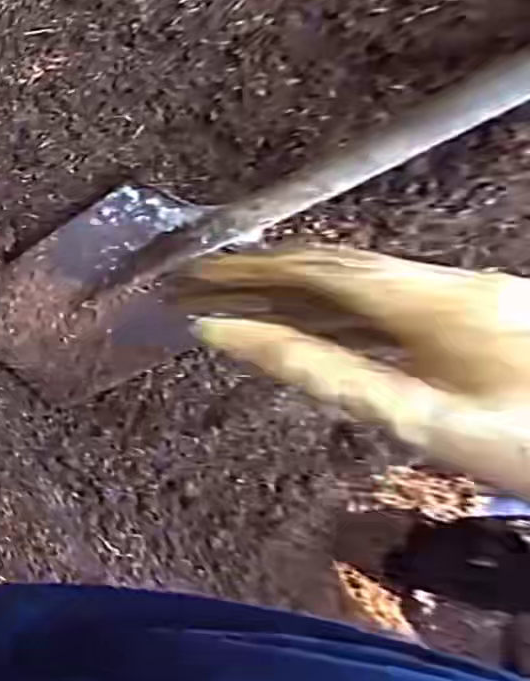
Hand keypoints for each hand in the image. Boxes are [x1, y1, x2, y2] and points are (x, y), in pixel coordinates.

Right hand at [178, 246, 529, 498]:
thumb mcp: (410, 414)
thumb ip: (309, 368)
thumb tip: (215, 331)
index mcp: (430, 301)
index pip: (313, 266)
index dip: (245, 266)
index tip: (191, 270)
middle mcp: (452, 289)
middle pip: (333, 267)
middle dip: (256, 275)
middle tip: (194, 285)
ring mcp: (476, 302)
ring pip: (357, 284)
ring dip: (287, 291)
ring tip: (229, 302)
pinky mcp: (489, 321)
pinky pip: (384, 302)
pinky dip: (326, 306)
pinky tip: (300, 322)